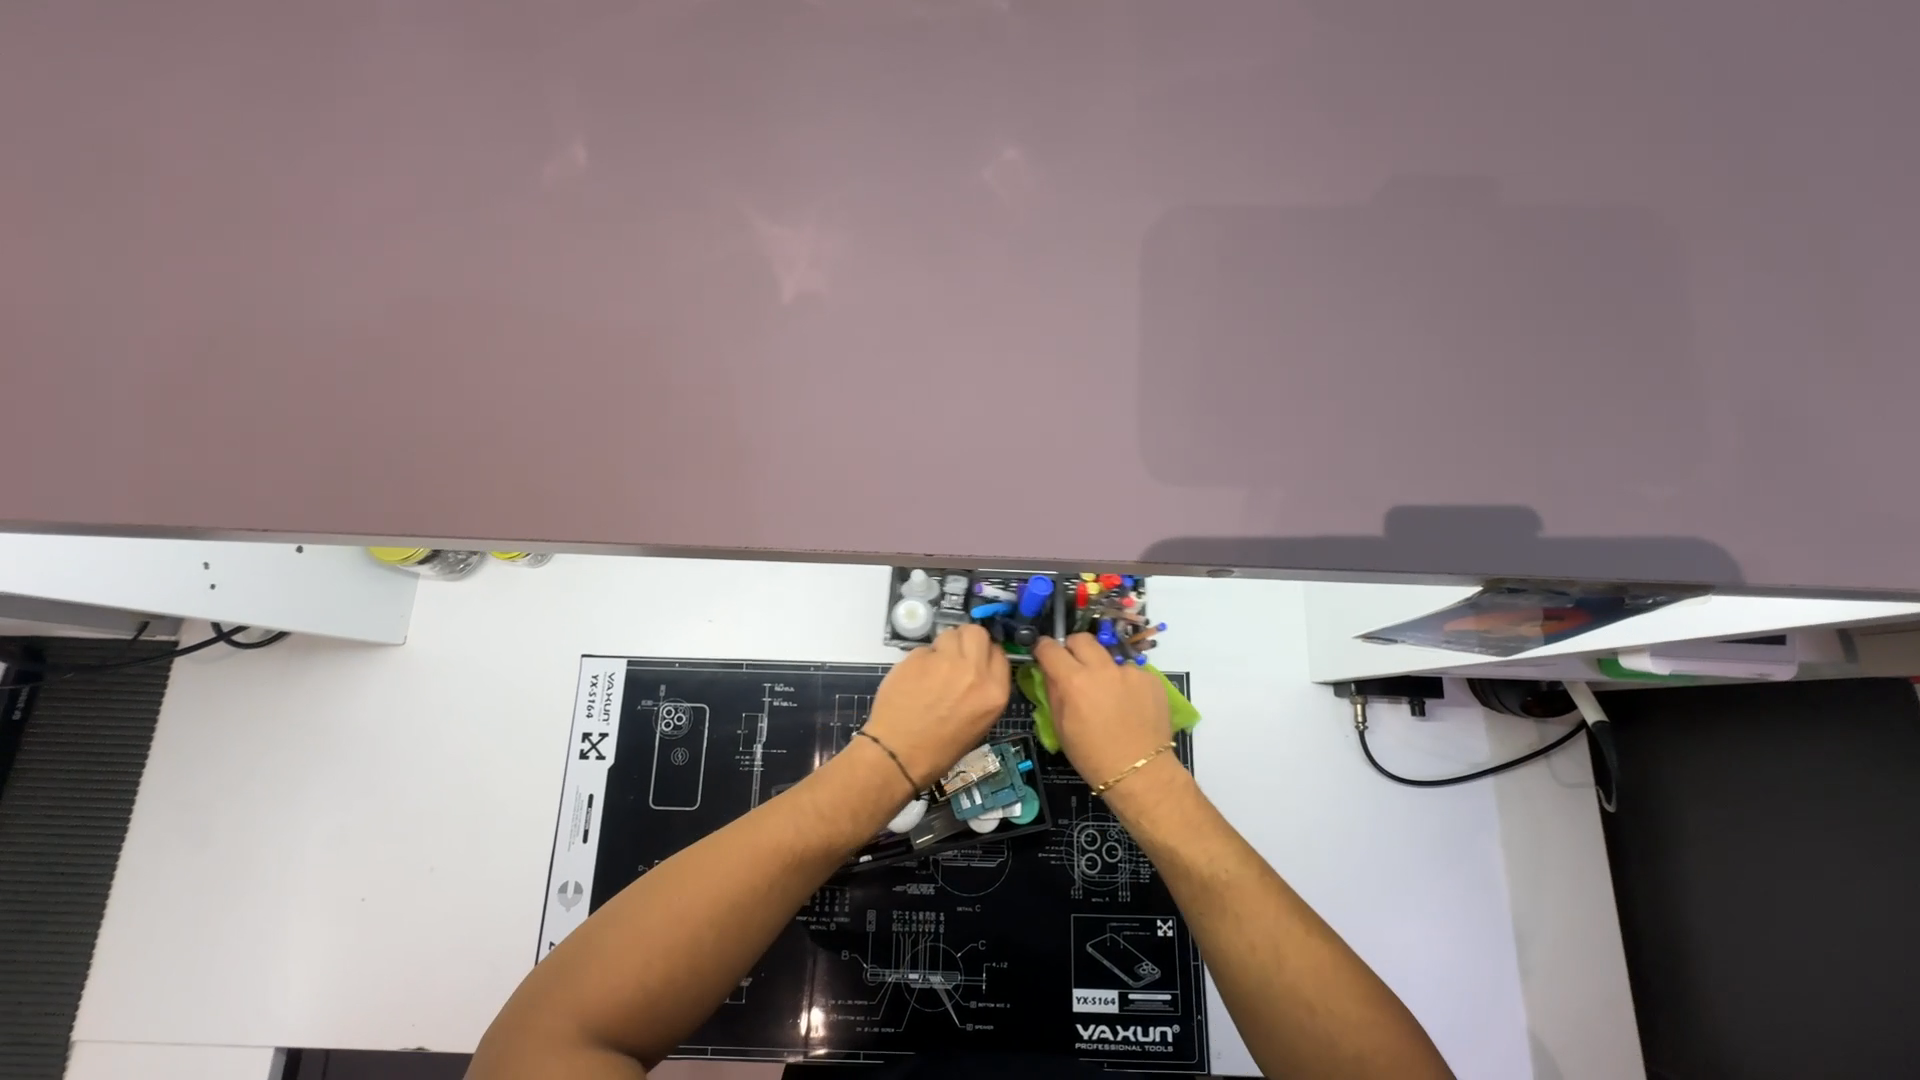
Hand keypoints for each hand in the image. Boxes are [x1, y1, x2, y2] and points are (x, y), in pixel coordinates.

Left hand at [863, 624, 1010, 787]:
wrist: (899, 754)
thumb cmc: (940, 749)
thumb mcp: (979, 723)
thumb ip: (983, 690)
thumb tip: (977, 669)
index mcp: (994, 691)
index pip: (999, 653)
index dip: (986, 653)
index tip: (975, 659)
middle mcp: (974, 671)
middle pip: (977, 633)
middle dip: (966, 639)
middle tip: (954, 654)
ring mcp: (944, 661)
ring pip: (949, 634)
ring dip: (943, 646)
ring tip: (933, 667)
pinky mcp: (917, 658)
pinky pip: (924, 649)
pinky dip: (921, 660)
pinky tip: (914, 679)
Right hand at [1033, 633, 1175, 788]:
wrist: (1140, 772)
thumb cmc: (1092, 755)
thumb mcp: (1060, 726)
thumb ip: (1053, 691)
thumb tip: (1050, 670)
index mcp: (1074, 681)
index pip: (1050, 647)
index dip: (1043, 649)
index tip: (1044, 655)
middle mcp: (1102, 669)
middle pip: (1082, 639)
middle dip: (1073, 648)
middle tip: (1074, 667)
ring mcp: (1130, 671)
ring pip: (1108, 656)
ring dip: (1102, 667)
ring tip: (1107, 694)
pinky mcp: (1151, 678)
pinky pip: (1130, 671)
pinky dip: (1125, 682)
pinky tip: (1128, 704)